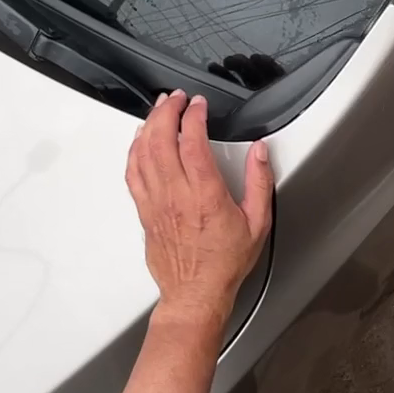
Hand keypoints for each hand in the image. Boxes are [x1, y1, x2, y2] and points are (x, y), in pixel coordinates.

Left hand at [124, 90, 274, 327]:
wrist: (195, 294)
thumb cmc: (225, 262)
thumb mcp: (258, 223)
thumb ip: (261, 183)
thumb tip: (260, 152)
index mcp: (205, 195)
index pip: (192, 142)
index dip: (193, 116)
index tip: (199, 104)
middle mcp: (176, 195)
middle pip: (161, 140)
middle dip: (167, 111)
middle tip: (176, 98)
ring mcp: (156, 202)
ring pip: (143, 153)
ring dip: (149, 125)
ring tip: (159, 109)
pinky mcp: (145, 211)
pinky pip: (132, 173)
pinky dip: (134, 150)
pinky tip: (140, 139)